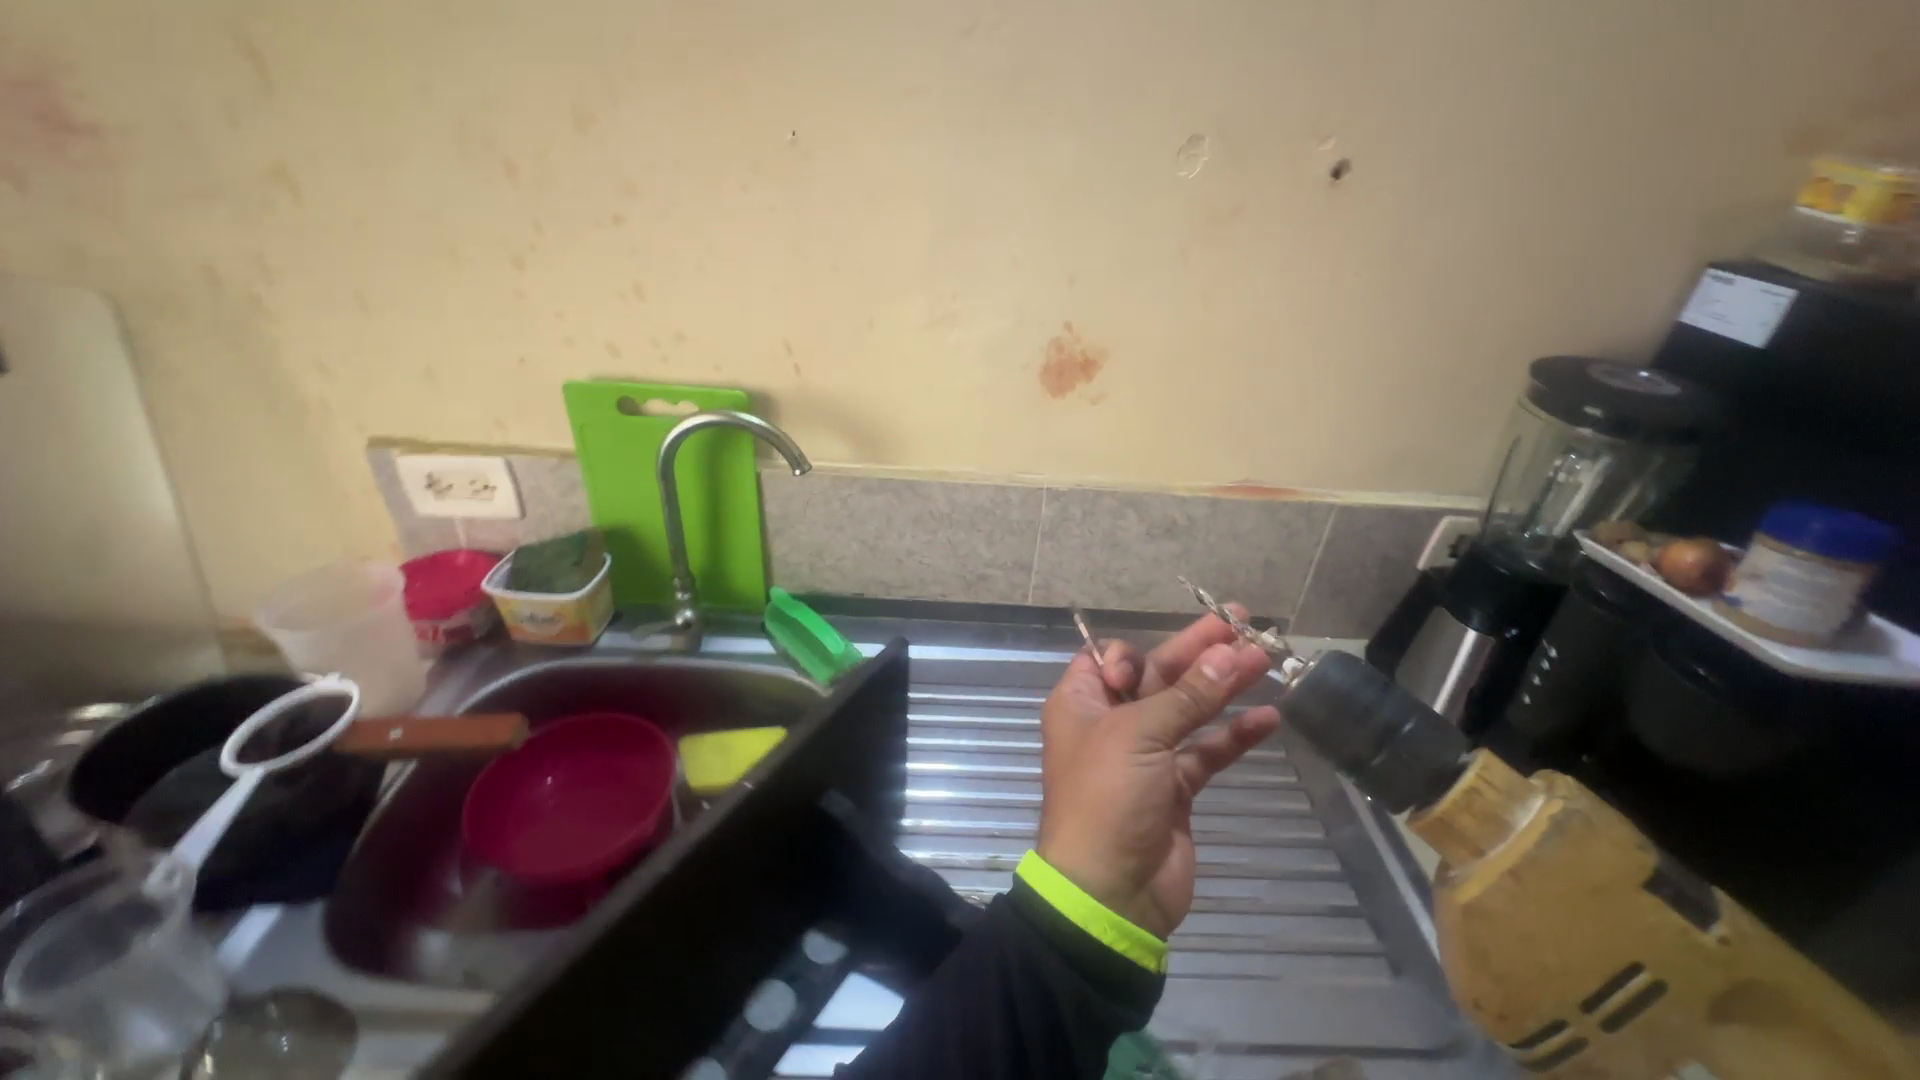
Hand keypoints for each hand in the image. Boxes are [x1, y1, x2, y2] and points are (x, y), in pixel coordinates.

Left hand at [1035, 611, 1281, 939]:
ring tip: (1265, 657)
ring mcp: (1146, 757)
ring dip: (1224, 686)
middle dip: (1198, 651)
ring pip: (1188, 710)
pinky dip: (1235, 735)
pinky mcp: (1176, 788)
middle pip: (1157, 676)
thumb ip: (1187, 695)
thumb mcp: (1138, 735)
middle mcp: (1111, 723)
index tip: (1162, 656)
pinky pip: (1207, 751)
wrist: (1110, 891)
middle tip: (1241, 619)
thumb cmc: (1106, 797)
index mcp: (1081, 703)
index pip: (1109, 659)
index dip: (1137, 652)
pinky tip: (1270, 717)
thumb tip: (1229, 654)